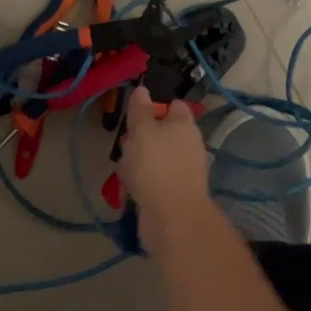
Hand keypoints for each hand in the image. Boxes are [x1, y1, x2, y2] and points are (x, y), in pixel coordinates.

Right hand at [118, 86, 212, 254]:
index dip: (155, 105)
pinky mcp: (175, 194)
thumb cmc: (156, 165)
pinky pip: (155, 180)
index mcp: (184, 125)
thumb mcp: (141, 130)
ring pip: (156, 157)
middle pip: (162, 132)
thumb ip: (140, 109)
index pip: (174, 105)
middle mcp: (188, 145)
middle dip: (141, 137)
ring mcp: (183, 172)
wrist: (173, 219)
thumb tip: (143, 90)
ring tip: (122, 167)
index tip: (135, 112)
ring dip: (138, 160)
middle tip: (124, 142)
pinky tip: (128, 187)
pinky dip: (142, 181)